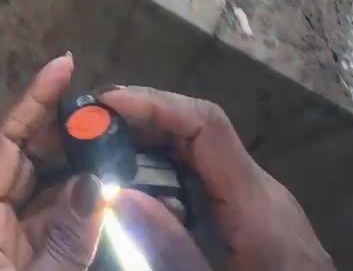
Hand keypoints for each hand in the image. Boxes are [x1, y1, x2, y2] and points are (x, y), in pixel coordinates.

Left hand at [0, 55, 105, 270]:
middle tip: (97, 102)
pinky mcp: (19, 258)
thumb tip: (92, 182)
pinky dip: (74, 198)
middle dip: (57, 123)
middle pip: (21, 153)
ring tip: (106, 135)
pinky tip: (102, 186)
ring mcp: (3, 237)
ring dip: (71, 159)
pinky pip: (46, 215)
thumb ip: (64, 239)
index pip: (5, 139)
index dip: (34, 98)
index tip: (63, 64)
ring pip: (37, 182)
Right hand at [101, 87, 332, 270]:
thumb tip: (118, 194)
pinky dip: (168, 170)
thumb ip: (169, 248)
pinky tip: (139, 191)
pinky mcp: (257, 223)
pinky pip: (206, 176)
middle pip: (199, 129)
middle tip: (89, 125)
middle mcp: (263, 193)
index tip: (104, 105)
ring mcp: (263, 207)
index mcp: (257, 207)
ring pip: (201, 151)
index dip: (153, 103)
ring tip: (103, 151)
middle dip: (143, 118)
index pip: (206, 124)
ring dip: (152, 143)